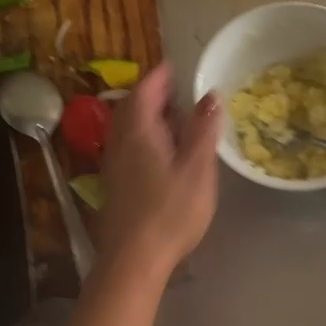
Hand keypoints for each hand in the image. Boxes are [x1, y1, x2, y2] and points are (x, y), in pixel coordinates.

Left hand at [93, 63, 221, 279]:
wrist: (134, 258)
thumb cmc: (170, 212)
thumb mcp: (197, 169)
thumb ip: (203, 130)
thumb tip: (210, 95)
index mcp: (139, 131)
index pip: (145, 90)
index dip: (161, 76)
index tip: (177, 67)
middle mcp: (120, 142)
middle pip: (133, 107)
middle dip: (155, 95)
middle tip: (180, 93)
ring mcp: (114, 164)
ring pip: (129, 129)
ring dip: (150, 118)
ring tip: (176, 121)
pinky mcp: (116, 185)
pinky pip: (130, 148)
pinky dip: (146, 139)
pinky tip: (164, 154)